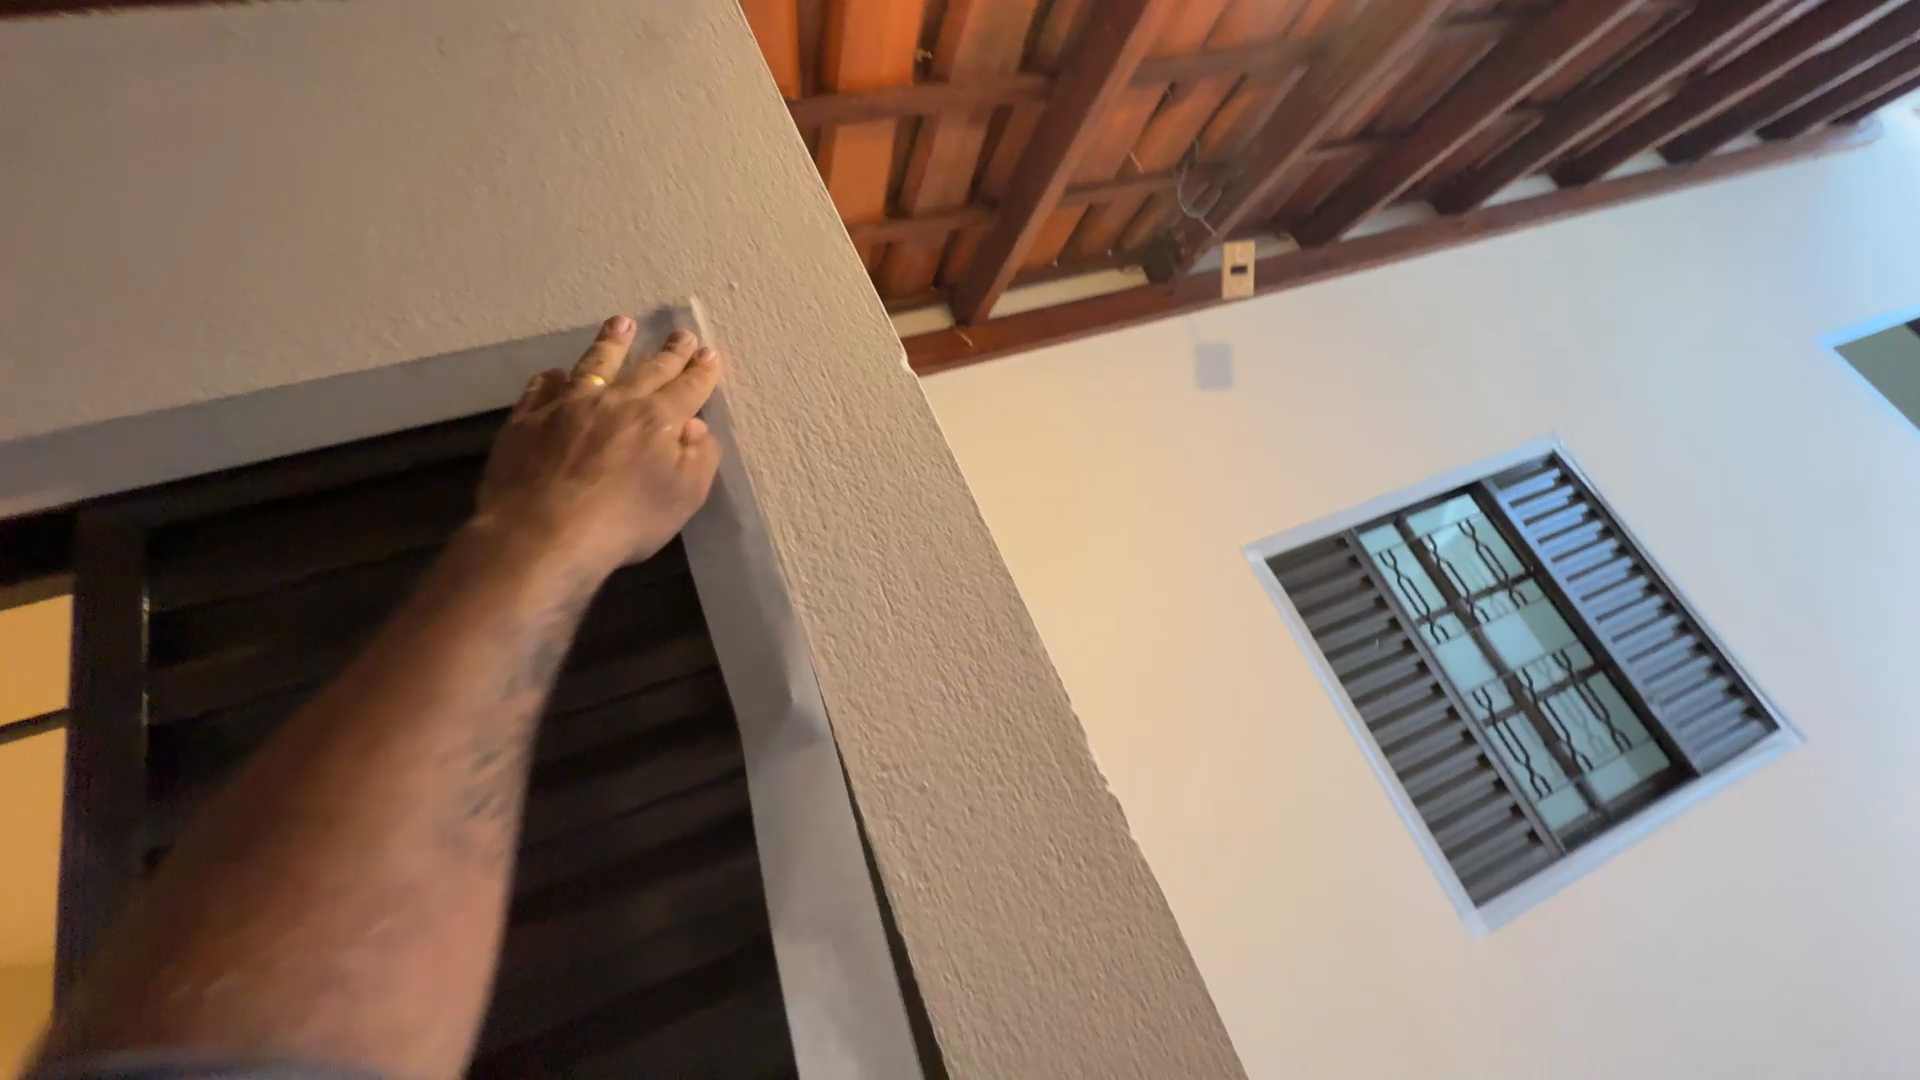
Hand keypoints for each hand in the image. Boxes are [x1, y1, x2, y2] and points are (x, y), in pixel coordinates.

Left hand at [474, 316, 722, 578]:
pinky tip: (557, 374)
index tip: (709, 354)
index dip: (701, 372)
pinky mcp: (528, 420)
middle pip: (647, 370)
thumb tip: (696, 426)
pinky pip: (543, 388)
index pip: (687, 389)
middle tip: (680, 333)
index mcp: (658, 420)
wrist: (544, 532)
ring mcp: (567, 406)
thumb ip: (699, 458)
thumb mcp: (685, 497)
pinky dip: (554, 378)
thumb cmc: (626, 520)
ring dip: (612, 344)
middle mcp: (615, 401)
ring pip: (594, 364)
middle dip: (668, 352)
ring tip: (621, 323)